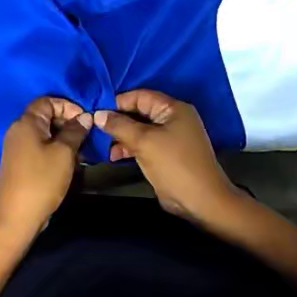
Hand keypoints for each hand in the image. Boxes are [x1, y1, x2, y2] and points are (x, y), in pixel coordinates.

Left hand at [0, 97, 91, 235]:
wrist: (17, 215)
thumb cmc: (42, 180)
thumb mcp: (64, 153)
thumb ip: (75, 131)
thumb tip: (84, 117)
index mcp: (26, 122)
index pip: (48, 101)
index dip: (69, 106)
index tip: (86, 121)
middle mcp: (19, 130)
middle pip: (47, 117)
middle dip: (69, 124)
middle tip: (87, 139)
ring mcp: (18, 147)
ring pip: (46, 134)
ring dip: (65, 140)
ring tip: (82, 154)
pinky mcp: (21, 162)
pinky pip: (41, 148)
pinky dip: (56, 152)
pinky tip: (70, 164)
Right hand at [95, 90, 245, 221]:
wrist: (200, 200)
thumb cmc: (174, 165)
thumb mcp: (144, 142)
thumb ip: (119, 126)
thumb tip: (98, 114)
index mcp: (173, 109)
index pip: (140, 96)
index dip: (117, 102)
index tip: (96, 111)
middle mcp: (173, 119)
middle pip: (139, 112)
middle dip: (118, 120)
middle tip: (96, 128)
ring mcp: (170, 137)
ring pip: (139, 129)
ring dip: (121, 136)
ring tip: (104, 146)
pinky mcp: (166, 153)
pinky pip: (144, 144)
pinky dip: (129, 148)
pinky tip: (115, 156)